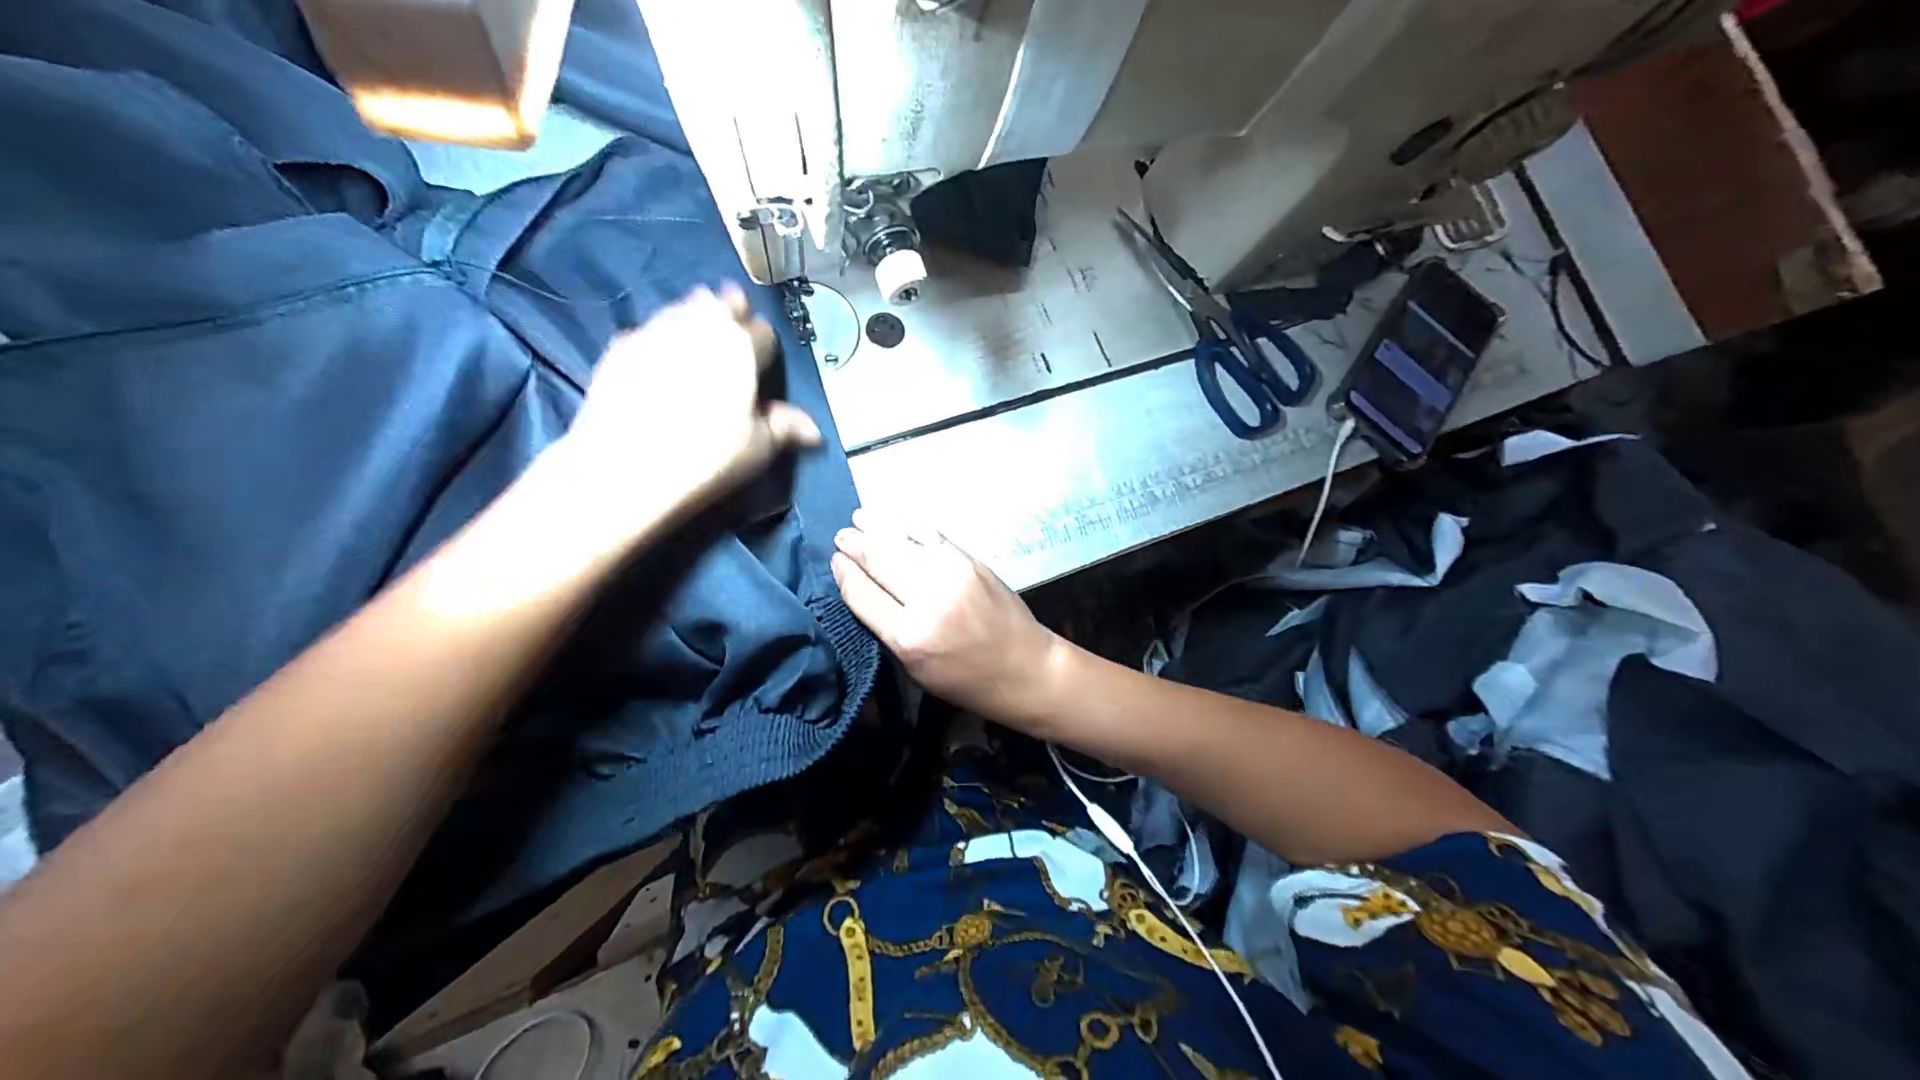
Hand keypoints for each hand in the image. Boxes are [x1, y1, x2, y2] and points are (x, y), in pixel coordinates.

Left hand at [559, 285, 820, 522]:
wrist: (625, 466)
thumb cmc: (707, 456)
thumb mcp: (757, 448)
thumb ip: (784, 427)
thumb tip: (813, 429)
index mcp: (740, 346)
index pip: (763, 333)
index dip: (765, 347)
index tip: (762, 361)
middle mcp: (699, 326)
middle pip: (720, 304)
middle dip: (729, 313)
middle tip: (730, 333)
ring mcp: (655, 331)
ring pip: (682, 309)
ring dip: (693, 319)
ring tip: (695, 341)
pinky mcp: (619, 346)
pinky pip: (647, 331)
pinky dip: (658, 339)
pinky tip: (656, 362)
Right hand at [832, 510, 1069, 730]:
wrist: (1026, 668)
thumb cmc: (966, 680)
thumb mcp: (915, 670)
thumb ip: (887, 628)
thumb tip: (862, 588)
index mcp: (909, 637)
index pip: (863, 594)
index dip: (845, 573)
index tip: (836, 560)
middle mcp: (929, 601)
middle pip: (881, 561)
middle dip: (857, 545)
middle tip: (841, 536)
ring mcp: (953, 576)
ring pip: (905, 542)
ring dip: (879, 527)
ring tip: (860, 518)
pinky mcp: (973, 563)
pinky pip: (934, 537)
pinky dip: (912, 526)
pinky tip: (898, 520)